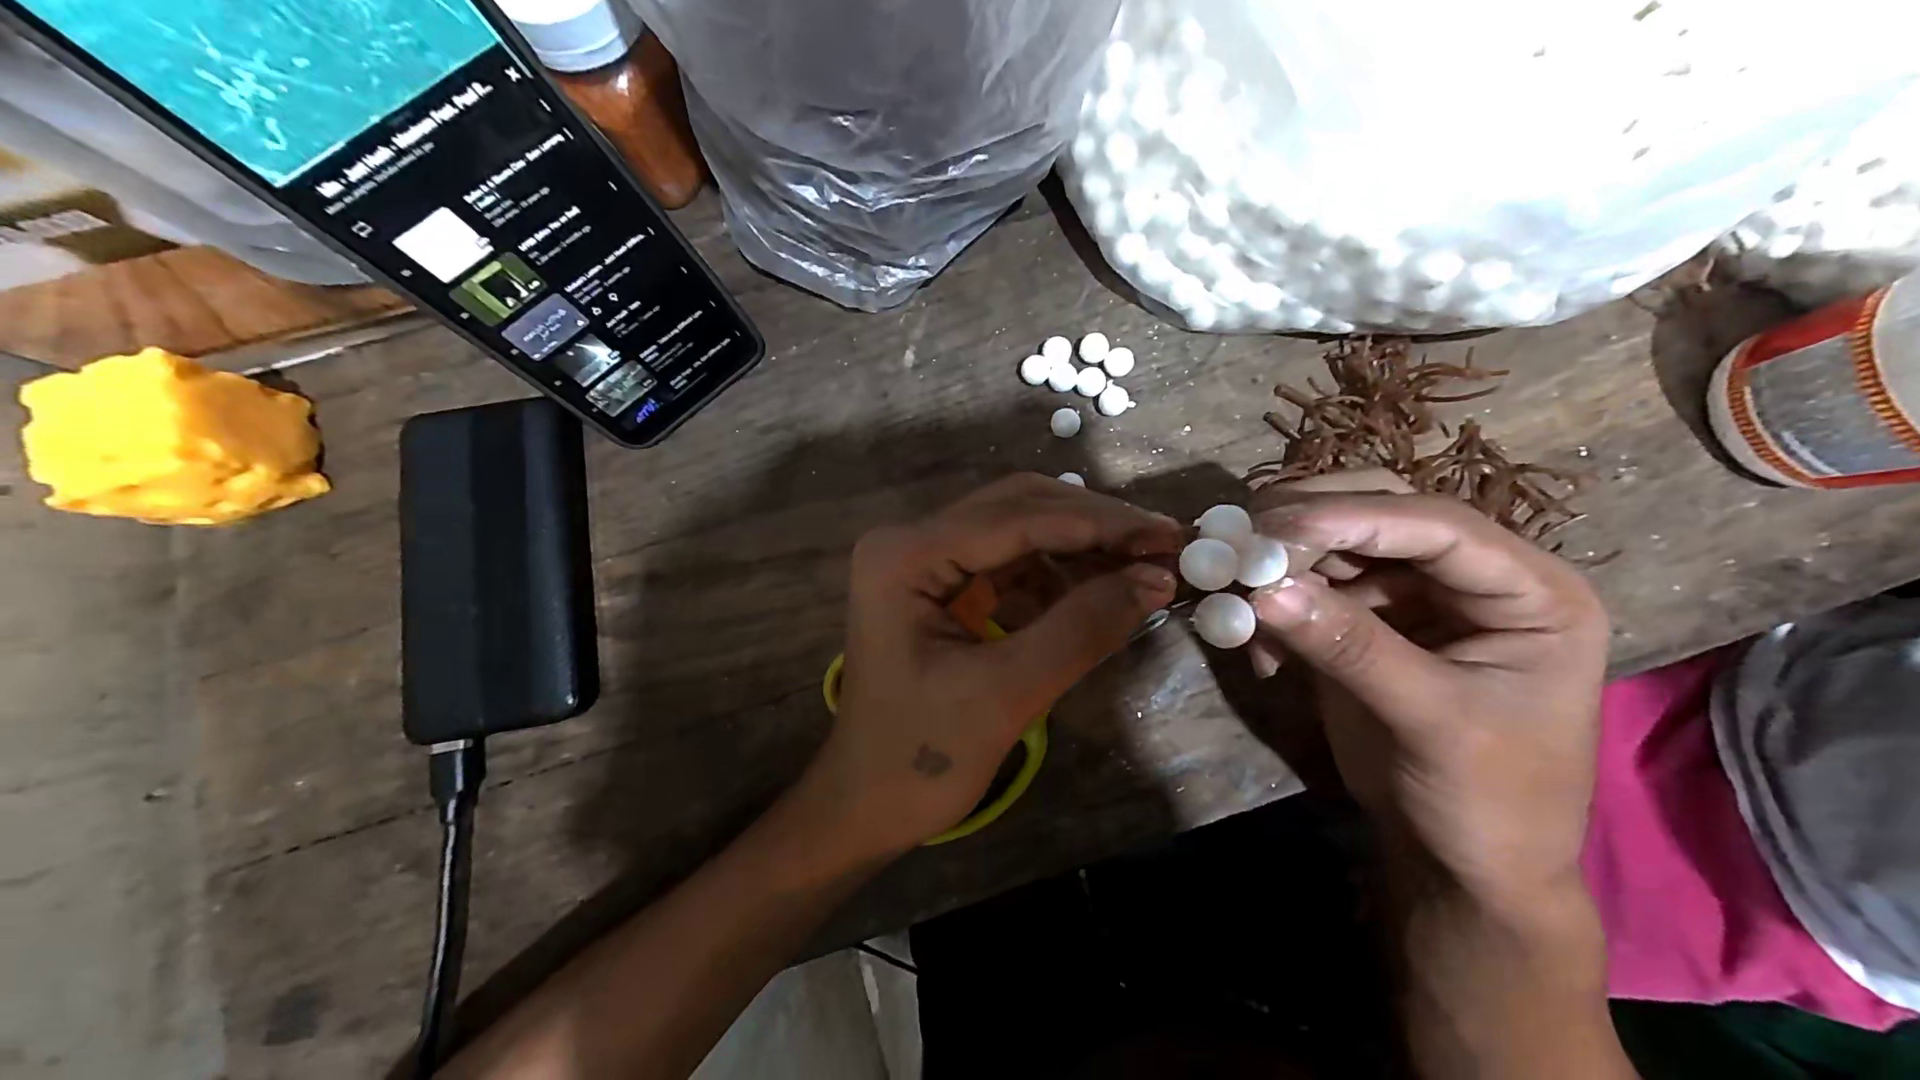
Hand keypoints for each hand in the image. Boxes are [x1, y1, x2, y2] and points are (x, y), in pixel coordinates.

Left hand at [805, 474, 1181, 858]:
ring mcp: (923, 561)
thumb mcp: (1007, 692)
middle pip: (1017, 507)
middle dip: (1093, 524)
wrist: (866, 805)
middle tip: (1164, 545)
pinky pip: (1009, 563)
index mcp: (905, 555)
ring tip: (1141, 569)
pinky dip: (1057, 573)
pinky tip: (1098, 591)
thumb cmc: (921, 758)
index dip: (1100, 524)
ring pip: (1018, 529)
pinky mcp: (940, 586)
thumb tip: (1157, 578)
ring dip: (1080, 546)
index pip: (1017, 518)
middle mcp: (909, 541)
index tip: (1170, 537)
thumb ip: (1082, 628)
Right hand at [1245, 486, 1608, 912]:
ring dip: (1280, 562)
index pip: (1437, 525)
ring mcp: (1412, 596)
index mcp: (1528, 590)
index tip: (1273, 528)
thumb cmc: (1487, 799)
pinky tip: (1256, 645)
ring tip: (1236, 591)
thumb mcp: (1430, 721)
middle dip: (1309, 522)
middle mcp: (1469, 577)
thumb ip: (1350, 647)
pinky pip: (1309, 587)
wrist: (1462, 862)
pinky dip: (1274, 604)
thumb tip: (1262, 590)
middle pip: (1382, 510)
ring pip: (1335, 543)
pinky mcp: (1365, 620)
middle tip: (1243, 541)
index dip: (1354, 517)